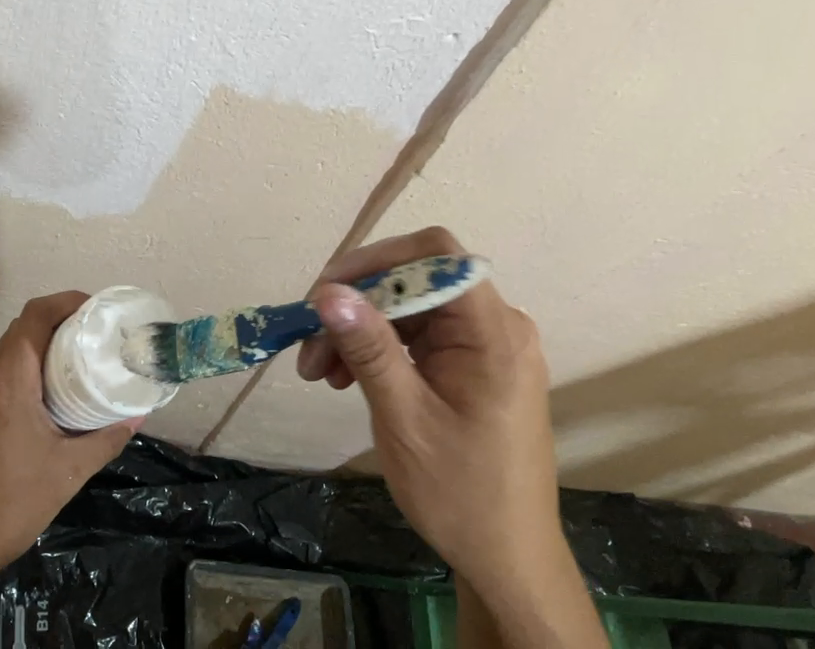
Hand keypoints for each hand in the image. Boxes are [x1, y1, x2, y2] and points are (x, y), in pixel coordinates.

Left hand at [0, 291, 142, 576]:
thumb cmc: (13, 500)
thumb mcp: (70, 469)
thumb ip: (106, 437)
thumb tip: (138, 415)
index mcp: (9, 376)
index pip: (36, 314)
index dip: (68, 302)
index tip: (101, 311)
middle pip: (25, 326)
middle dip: (63, 321)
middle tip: (101, 336)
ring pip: (13, 348)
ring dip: (46, 345)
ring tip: (85, 359)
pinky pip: (4, 370)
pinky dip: (32, 367)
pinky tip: (57, 391)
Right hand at [297, 228, 561, 584]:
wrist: (506, 557)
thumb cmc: (460, 492)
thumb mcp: (404, 418)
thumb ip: (368, 347)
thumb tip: (327, 292)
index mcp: (494, 332)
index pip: (435, 256)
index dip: (376, 260)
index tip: (325, 292)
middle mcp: (496, 326)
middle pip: (414, 282)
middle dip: (355, 306)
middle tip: (308, 347)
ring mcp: (485, 346)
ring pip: (407, 309)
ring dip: (358, 331)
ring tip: (319, 374)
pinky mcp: (471, 366)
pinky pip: (416, 336)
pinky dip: (377, 349)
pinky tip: (346, 378)